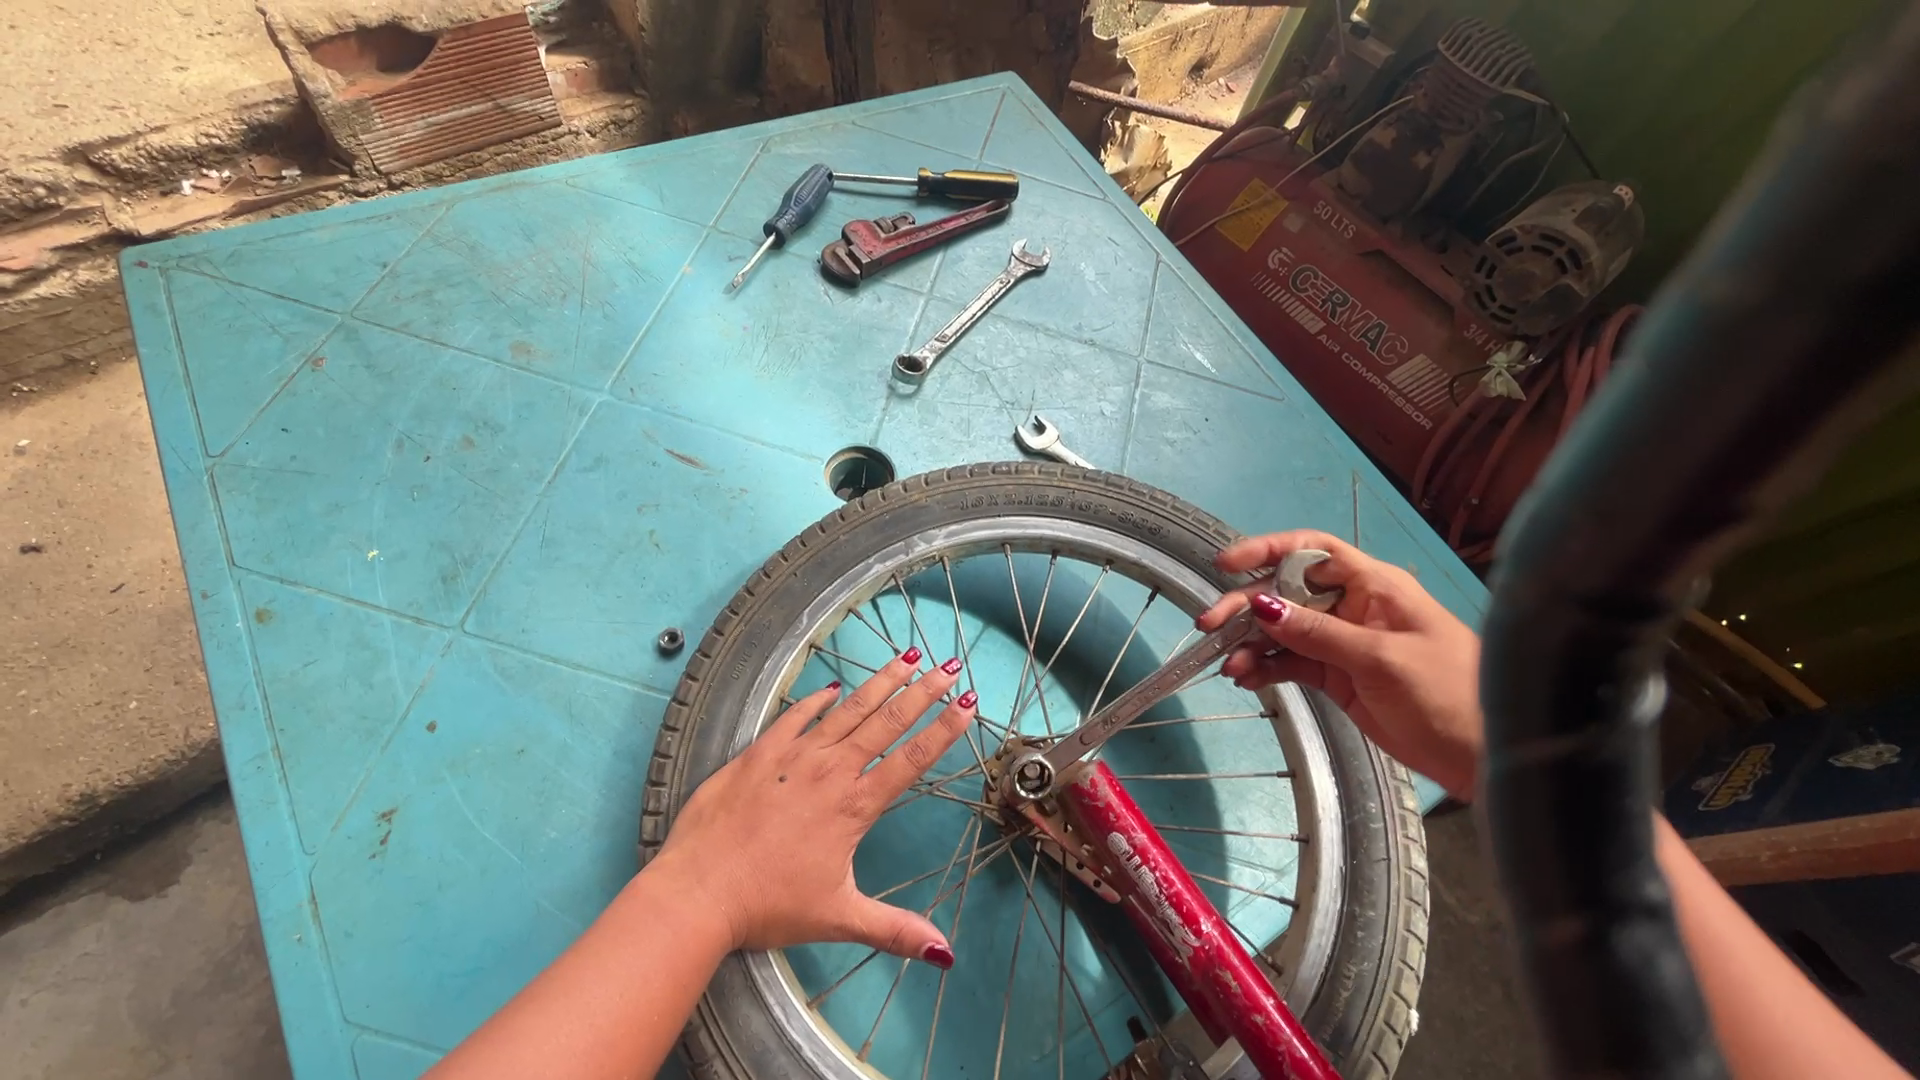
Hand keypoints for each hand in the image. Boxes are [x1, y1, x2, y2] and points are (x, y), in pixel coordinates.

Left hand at [647, 649, 976, 967]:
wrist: (698, 891)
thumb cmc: (768, 906)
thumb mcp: (838, 919)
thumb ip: (894, 930)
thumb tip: (946, 954)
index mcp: (854, 806)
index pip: (910, 760)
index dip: (943, 731)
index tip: (968, 704)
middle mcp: (830, 772)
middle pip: (885, 723)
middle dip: (922, 692)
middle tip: (949, 665)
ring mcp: (793, 757)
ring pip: (846, 710)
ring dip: (879, 683)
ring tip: (906, 657)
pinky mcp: (759, 754)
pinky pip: (794, 717)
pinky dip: (815, 700)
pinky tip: (831, 686)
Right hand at [1196, 531, 1483, 798]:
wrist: (1484, 754)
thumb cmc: (1447, 691)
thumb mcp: (1380, 658)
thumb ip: (1317, 633)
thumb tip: (1261, 605)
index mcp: (1373, 585)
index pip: (1312, 552)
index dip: (1268, 550)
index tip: (1226, 564)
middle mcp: (1352, 606)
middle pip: (1287, 593)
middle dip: (1246, 606)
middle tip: (1209, 626)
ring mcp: (1341, 642)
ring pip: (1282, 631)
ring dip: (1251, 645)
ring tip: (1228, 668)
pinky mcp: (1336, 676)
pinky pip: (1290, 663)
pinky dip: (1265, 669)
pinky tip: (1245, 680)